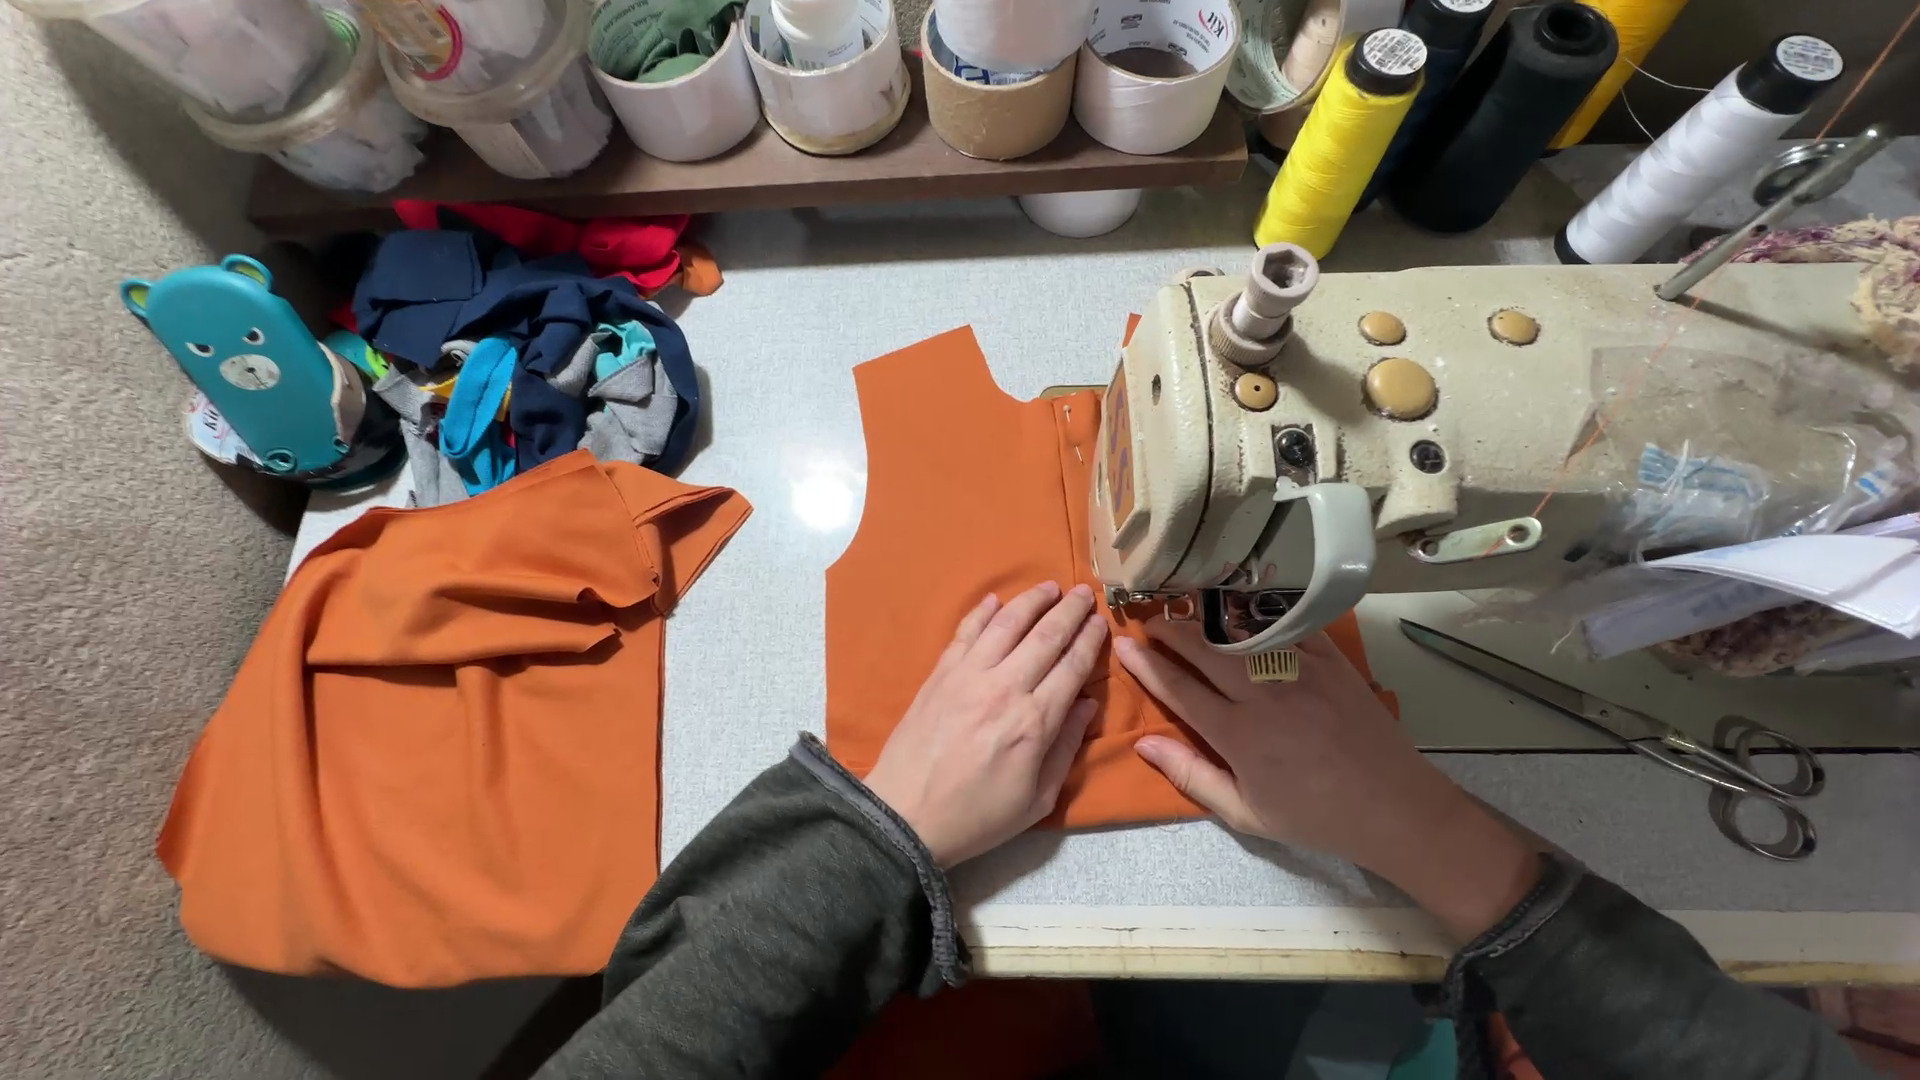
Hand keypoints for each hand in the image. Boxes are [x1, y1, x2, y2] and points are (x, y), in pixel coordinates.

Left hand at [865, 582, 1107, 867]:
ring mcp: (968, 676)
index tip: (1101, 621)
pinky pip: (965, 633)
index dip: (1090, 640)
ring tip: (1048, 587)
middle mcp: (1005, 688)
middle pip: (1045, 636)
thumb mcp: (1037, 799)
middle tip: (1083, 591)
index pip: (1072, 667)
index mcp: (1035, 722)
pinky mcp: (940, 674)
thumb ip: (1066, 748)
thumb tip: (1086, 704)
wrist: (905, 816)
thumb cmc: (976, 816)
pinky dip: (982, 612)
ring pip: (1006, 624)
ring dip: (1031, 601)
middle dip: (1069, 610)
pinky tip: (995, 600)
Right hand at [1116, 620, 1539, 941]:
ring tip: (1184, 608)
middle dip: (1170, 630)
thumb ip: (1191, 775)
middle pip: (1203, 649)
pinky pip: (1286, 626)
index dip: (1146, 664)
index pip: (1178, 688)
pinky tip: (1240, 606)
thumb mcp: (1245, 813)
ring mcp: (1299, 672)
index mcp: (1238, 734)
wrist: (1395, 807)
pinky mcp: (1330, 660)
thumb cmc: (1313, 816)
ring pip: (1240, 632)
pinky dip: (1257, 613)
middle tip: (1149, 619)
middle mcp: (1262, 694)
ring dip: (1206, 617)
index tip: (1124, 644)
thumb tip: (1143, 743)